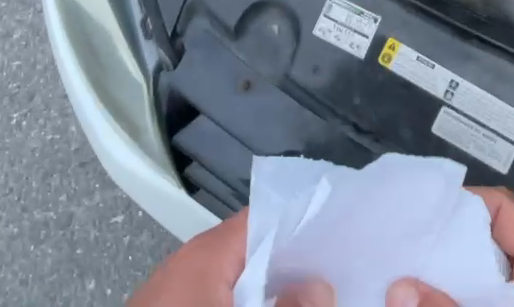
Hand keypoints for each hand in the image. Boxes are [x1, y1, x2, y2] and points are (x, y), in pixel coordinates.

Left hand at [127, 210, 335, 306]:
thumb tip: (321, 288)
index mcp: (208, 254)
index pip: (267, 216)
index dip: (306, 224)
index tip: (341, 236)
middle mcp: (188, 264)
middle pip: (255, 250)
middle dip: (292, 268)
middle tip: (331, 282)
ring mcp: (172, 294)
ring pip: (235, 282)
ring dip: (268, 294)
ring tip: (307, 301)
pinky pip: (214, 299)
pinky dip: (241, 304)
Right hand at [386, 187, 513, 306]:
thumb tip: (399, 288)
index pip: (500, 209)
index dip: (457, 208)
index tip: (415, 220)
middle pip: (492, 238)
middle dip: (446, 247)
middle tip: (401, 252)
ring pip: (490, 272)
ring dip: (451, 278)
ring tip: (407, 280)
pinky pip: (496, 297)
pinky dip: (465, 299)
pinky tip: (435, 306)